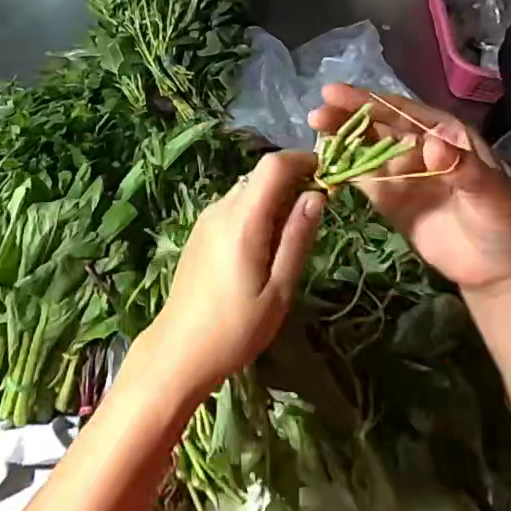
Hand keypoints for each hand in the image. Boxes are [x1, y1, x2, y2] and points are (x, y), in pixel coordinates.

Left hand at [136, 151, 323, 395]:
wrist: (180, 348)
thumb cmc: (236, 327)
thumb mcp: (279, 289)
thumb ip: (297, 238)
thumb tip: (317, 195)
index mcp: (242, 219)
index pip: (273, 165)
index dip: (303, 161)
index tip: (330, 176)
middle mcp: (220, 209)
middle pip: (260, 176)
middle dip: (293, 183)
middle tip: (318, 215)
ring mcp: (206, 219)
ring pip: (247, 191)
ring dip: (274, 200)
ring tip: (294, 237)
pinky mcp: (200, 231)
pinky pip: (233, 207)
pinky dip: (256, 212)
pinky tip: (265, 247)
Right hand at [308, 83, 510, 293]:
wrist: (502, 272)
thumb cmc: (506, 225)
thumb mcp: (492, 195)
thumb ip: (463, 170)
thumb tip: (430, 145)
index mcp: (446, 135)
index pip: (402, 112)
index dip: (369, 101)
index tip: (336, 93)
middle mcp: (419, 146)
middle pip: (378, 126)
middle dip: (348, 116)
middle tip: (317, 113)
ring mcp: (402, 172)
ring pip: (365, 147)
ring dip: (340, 138)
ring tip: (315, 130)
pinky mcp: (389, 198)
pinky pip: (362, 178)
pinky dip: (342, 168)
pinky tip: (322, 160)